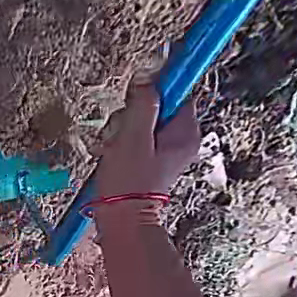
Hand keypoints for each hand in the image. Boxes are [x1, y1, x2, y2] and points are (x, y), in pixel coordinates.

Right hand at [91, 75, 200, 198]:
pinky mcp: (149, 160)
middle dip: (132, 116)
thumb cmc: (129, 181)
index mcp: (185, 133)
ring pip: (141, 123)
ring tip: (112, 148)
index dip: (156, 91)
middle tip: (120, 132)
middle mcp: (180, 140)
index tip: (136, 96)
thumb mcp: (133, 138)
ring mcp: (165, 151)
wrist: (121, 218)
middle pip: (157, 108)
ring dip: (121, 130)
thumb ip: (143, 105)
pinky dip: (120, 143)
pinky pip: (134, 138)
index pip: (178, 94)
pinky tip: (111, 154)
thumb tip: (148, 78)